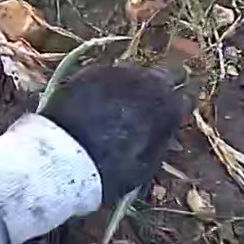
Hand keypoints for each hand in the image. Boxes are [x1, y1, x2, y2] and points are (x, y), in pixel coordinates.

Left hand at [42, 65, 181, 204]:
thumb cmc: (109, 170)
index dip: (174, 110)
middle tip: (143, 111)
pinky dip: (105, 87)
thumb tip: (168, 129)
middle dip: (154, 94)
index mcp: (164, 105)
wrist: (62, 160)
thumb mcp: (145, 166)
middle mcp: (144, 82)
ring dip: (129, 88)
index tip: (169, 119)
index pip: (181, 100)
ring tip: (117, 107)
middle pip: (157, 81)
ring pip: (130, 75)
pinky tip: (96, 103)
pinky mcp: (88, 72)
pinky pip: (105, 76)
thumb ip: (161, 141)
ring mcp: (114, 73)